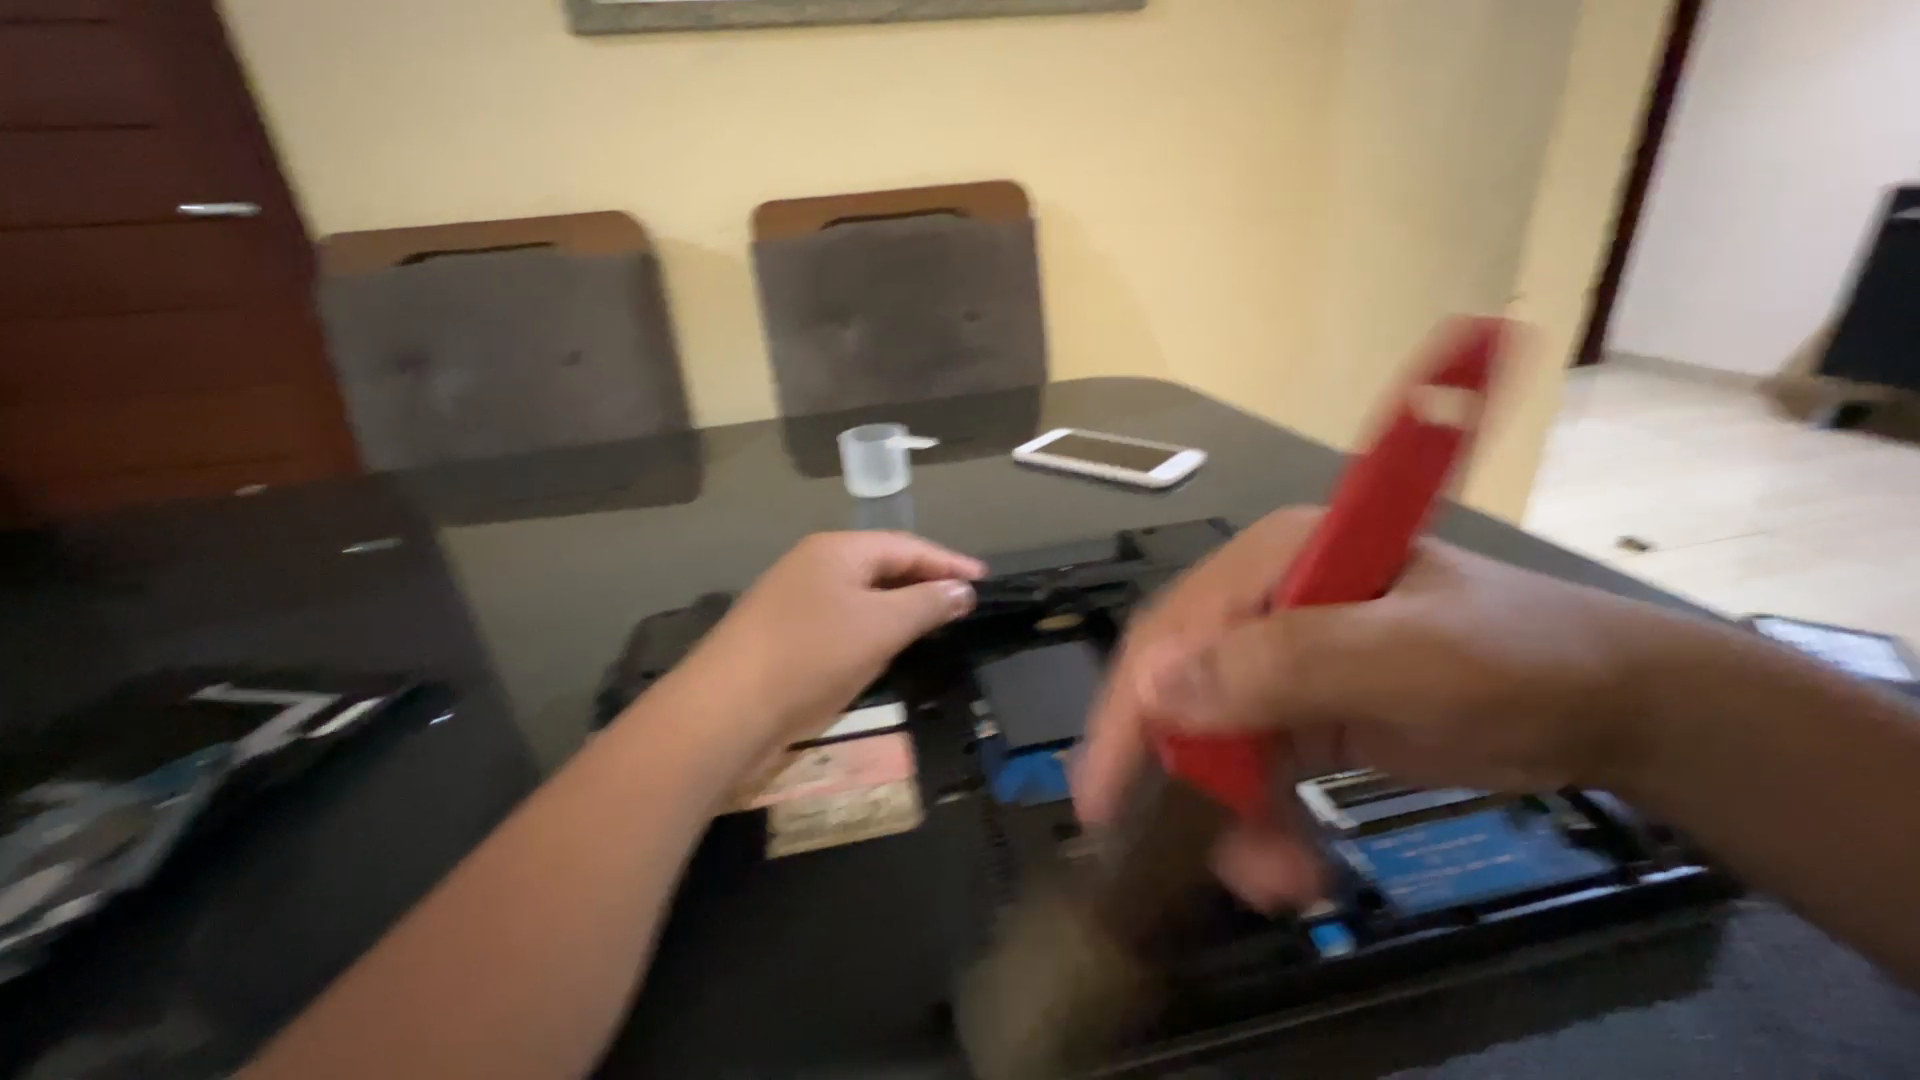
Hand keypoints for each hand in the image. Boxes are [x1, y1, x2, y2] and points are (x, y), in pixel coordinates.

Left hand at [671, 532, 984, 753]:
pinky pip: (842, 623)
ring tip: (935, 625)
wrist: (727, 711)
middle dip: (924, 583)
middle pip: (882, 567)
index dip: (948, 563)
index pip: (906, 546)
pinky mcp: (786, 637)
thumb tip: (962, 589)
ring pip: (861, 597)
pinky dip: (871, 631)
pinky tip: (885, 651)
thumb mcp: (880, 626)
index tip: (985, 582)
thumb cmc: (811, 656)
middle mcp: (814, 566)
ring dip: (898, 609)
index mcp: (836, 550)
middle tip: (964, 605)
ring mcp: (796, 601)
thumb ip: (926, 603)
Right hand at [1074, 506, 1687, 908]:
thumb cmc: (1516, 661)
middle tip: (1183, 853)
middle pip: (1180, 689)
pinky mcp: (1304, 712)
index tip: (1107, 792)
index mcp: (1275, 563)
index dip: (1131, 708)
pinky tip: (1288, 864)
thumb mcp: (1405, 657)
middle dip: (1183, 776)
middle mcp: (1263, 606)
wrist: (1614, 709)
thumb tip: (1158, 689)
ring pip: (1212, 741)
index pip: (1173, 630)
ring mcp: (1281, 661)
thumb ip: (1284, 663)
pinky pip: (1252, 768)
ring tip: (1271, 876)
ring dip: (1227, 812)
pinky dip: (1258, 819)